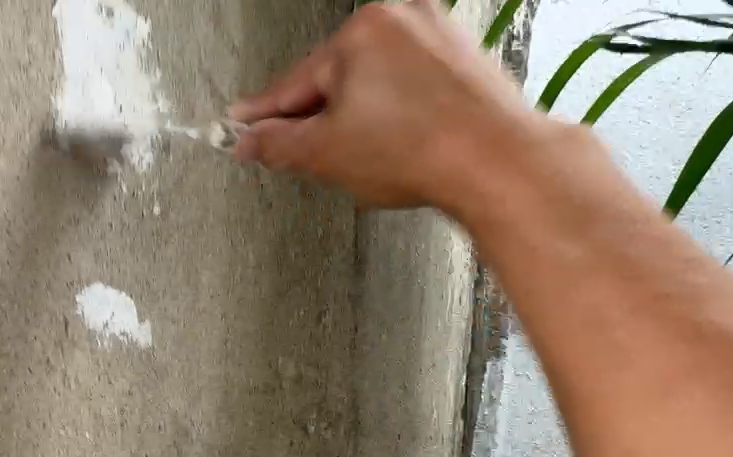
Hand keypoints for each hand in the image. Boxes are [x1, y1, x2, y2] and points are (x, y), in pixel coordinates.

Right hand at [230, 0, 540, 216]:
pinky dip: (391, 116)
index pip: (292, 84)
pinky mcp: (460, 58)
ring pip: (369, 84)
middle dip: (318, 122)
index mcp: (361, 31)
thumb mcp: (323, 154)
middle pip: (332, 80)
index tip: (239, 127)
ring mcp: (436, 34)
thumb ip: (276, 144)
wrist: (494, 161)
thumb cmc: (420, 150)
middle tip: (313, 159)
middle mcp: (401, 18)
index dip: (262, 117)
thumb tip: (249, 140)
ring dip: (355, 121)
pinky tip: (395, 146)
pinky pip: (405, 86)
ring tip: (366, 159)